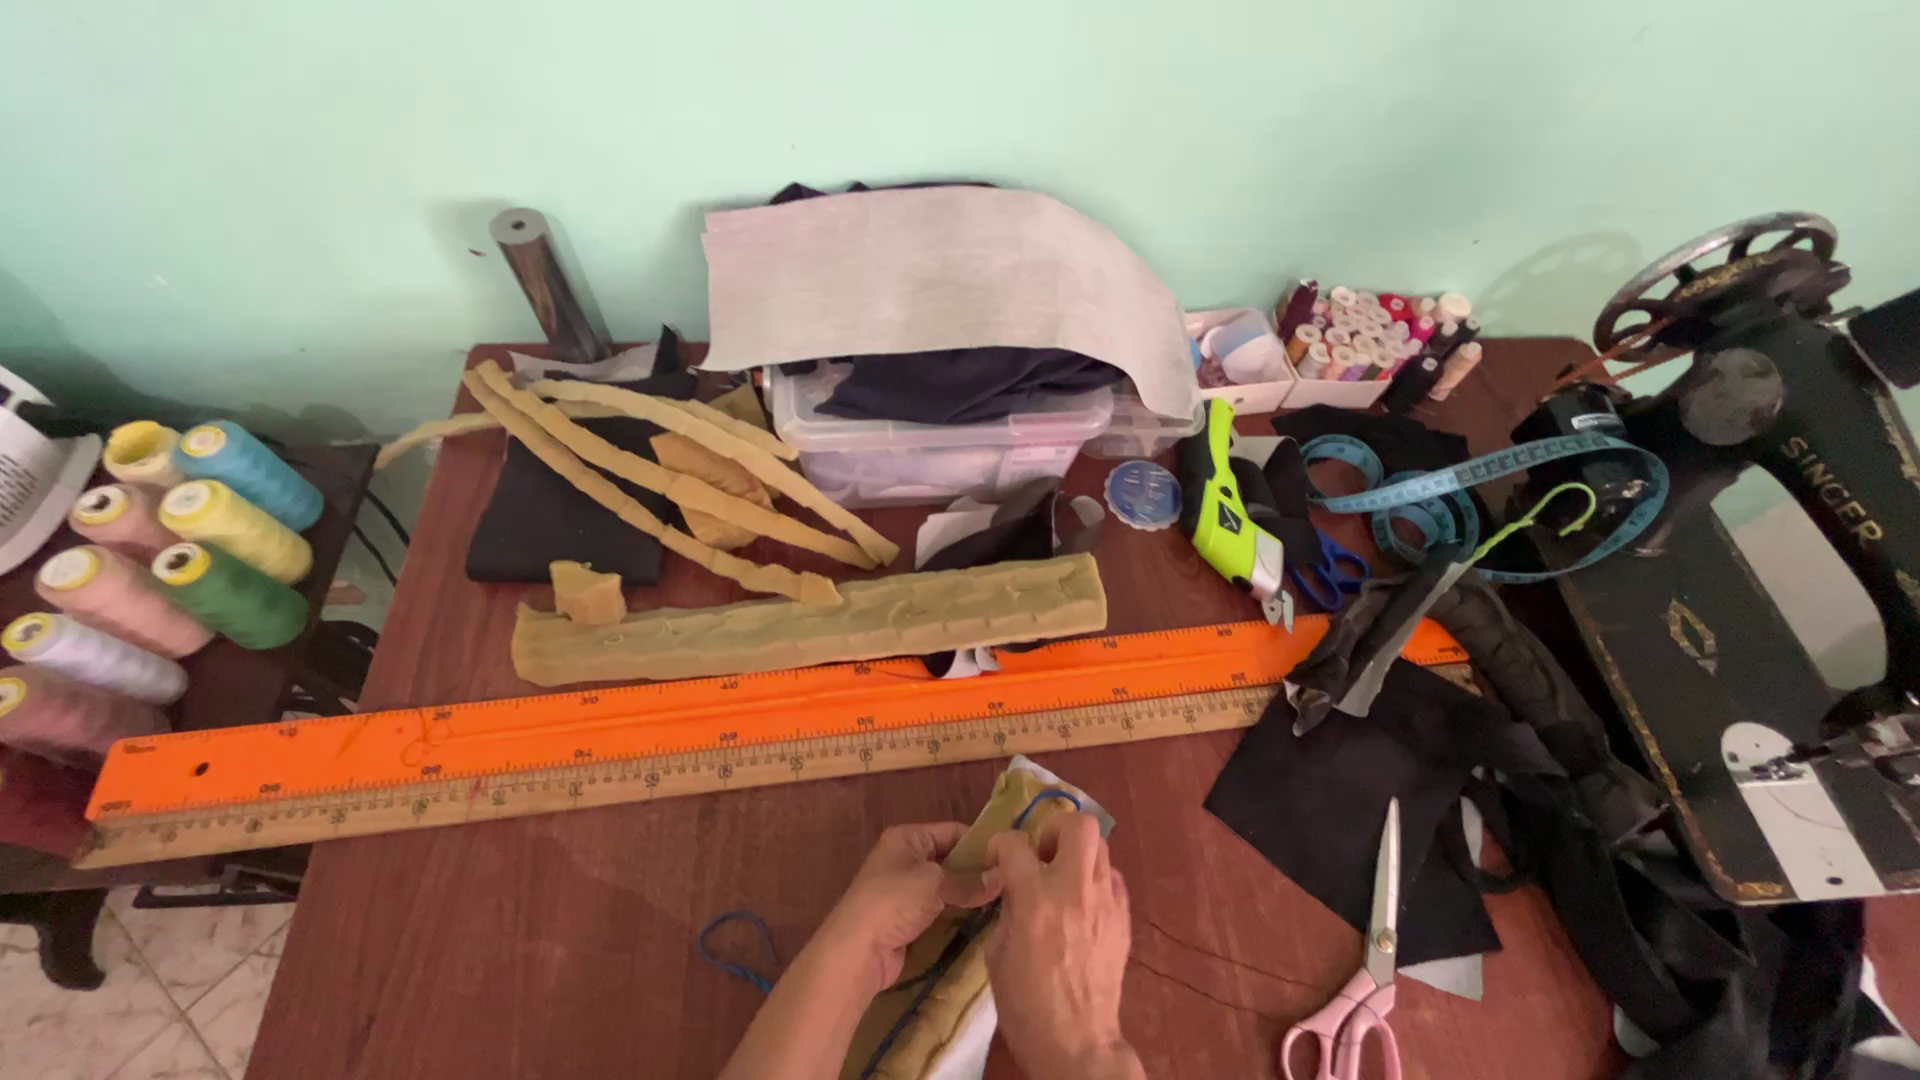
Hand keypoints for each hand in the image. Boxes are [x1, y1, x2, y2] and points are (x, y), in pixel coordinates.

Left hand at [812, 822, 996, 994]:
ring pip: (946, 886)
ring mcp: (905, 889)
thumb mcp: (934, 883)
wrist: (858, 949)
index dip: (978, 842)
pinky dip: (956, 913)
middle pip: (949, 859)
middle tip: (1010, 881)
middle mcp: (905, 858)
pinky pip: (939, 909)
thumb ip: (968, 881)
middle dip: (976, 870)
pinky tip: (981, 920)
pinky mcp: (907, 918)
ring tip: (1003, 901)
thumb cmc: (894, 900)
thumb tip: (1002, 878)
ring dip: (968, 894)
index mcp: (907, 837)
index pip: (951, 831)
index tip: (1008, 856)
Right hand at [983, 812, 1143, 1079]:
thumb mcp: (998, 952)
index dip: (1001, 844)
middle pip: (1078, 824)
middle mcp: (1074, 890)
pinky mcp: (1124, 919)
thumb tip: (1015, 887)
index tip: (998, 858)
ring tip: (1065, 877)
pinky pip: (1113, 879)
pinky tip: (1085, 903)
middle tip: (1043, 853)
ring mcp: (1105, 902)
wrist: (1077, 1044)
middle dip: (1056, 829)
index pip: (1015, 842)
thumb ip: (1008, 908)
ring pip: (1101, 846)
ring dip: (1078, 853)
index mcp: (1035, 898)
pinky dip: (1097, 881)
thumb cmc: (1026, 1005)